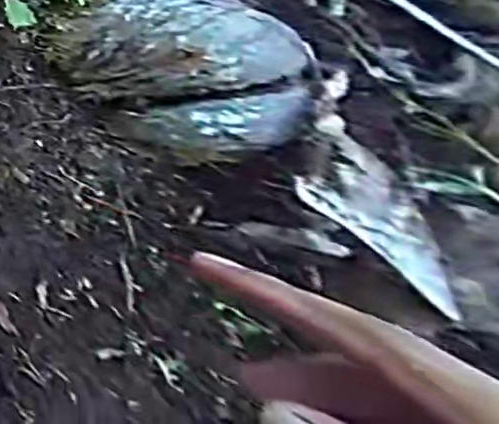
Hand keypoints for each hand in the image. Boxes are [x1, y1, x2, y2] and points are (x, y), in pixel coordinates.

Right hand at [190, 252, 498, 423]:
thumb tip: (272, 402)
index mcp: (479, 402)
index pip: (356, 330)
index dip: (271, 294)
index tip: (201, 264)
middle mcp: (486, 403)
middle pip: (381, 365)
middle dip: (309, 371)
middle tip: (247, 379)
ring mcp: (488, 417)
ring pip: (407, 397)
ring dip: (340, 403)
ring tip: (288, 410)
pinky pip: (430, 417)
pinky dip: (378, 421)